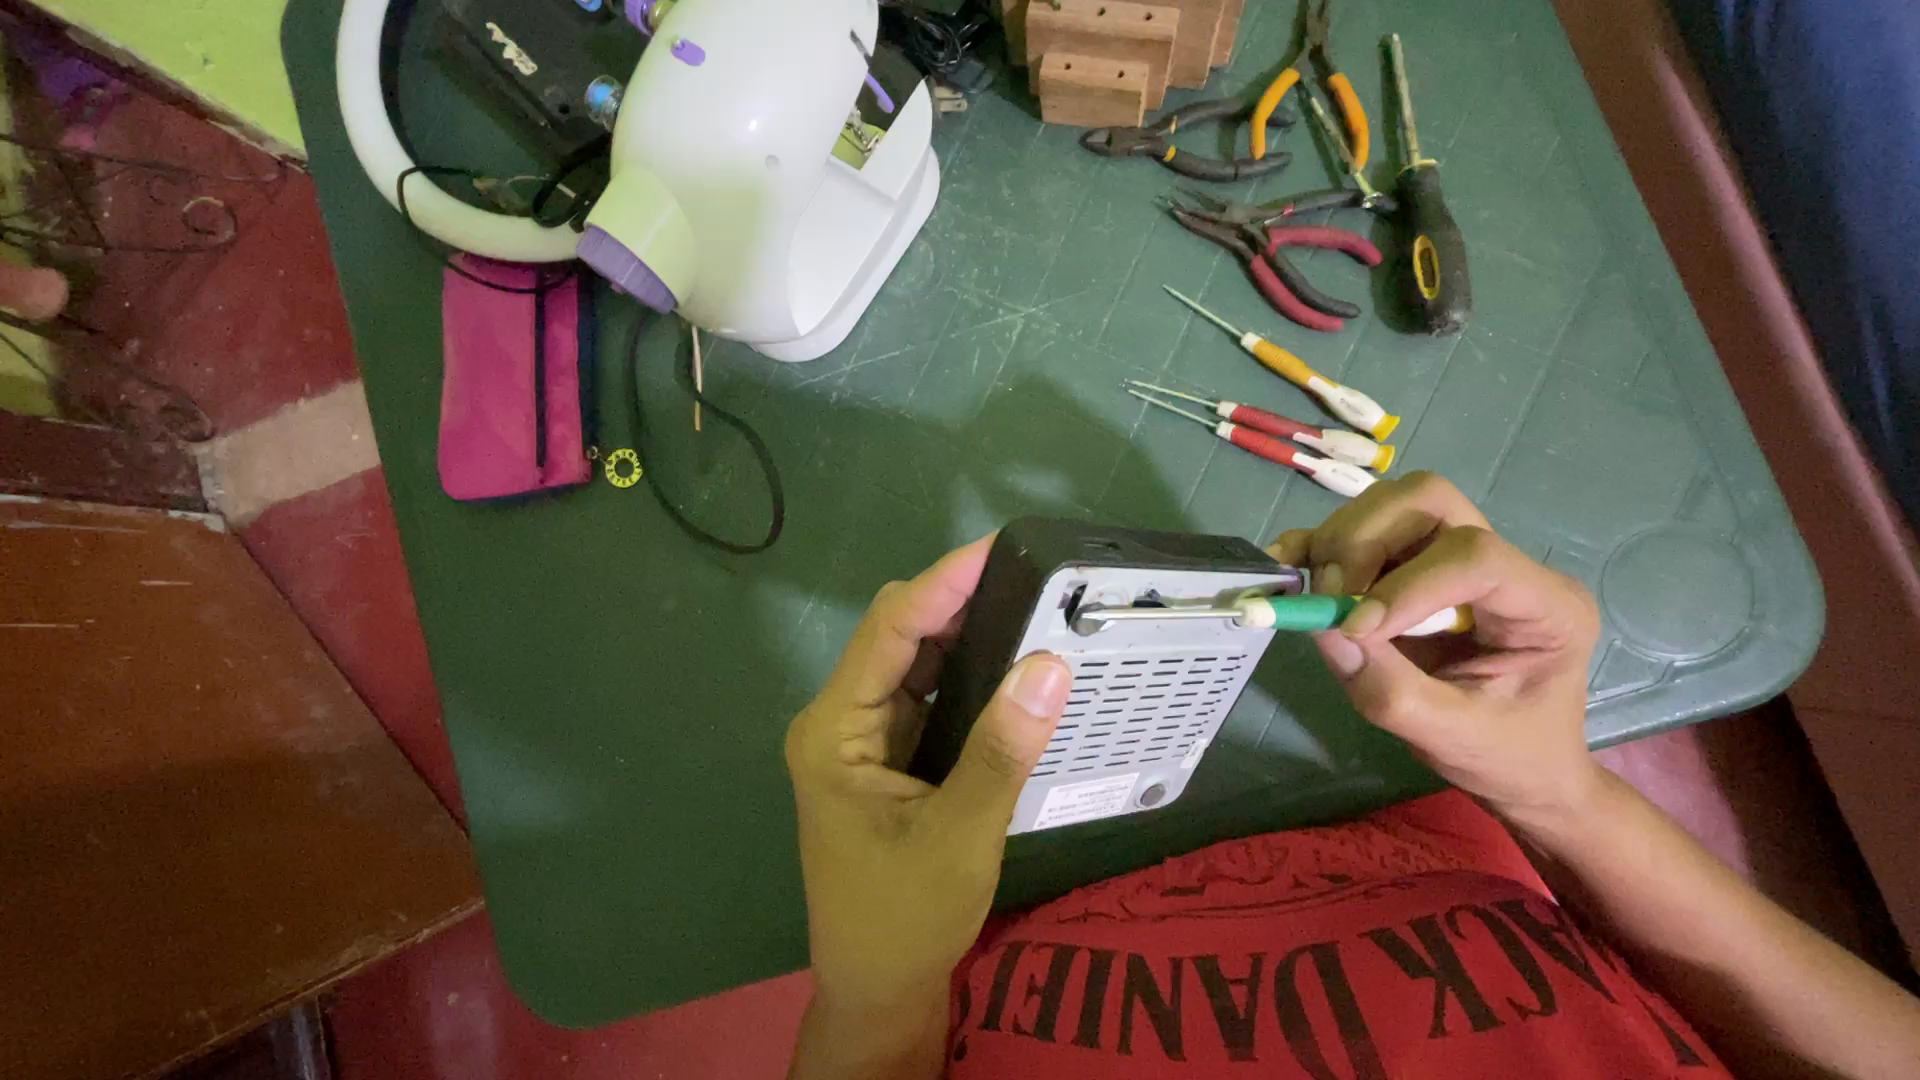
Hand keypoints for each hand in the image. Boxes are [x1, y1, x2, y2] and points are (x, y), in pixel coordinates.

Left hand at [785, 537, 1072, 1014]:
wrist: (879, 984)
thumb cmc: (906, 916)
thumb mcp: (960, 836)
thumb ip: (1002, 750)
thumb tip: (1050, 665)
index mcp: (833, 729)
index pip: (888, 630)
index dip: (942, 583)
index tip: (999, 549)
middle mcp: (840, 719)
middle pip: (896, 634)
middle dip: (957, 600)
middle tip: (1028, 576)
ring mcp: (863, 734)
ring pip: (912, 659)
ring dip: (963, 632)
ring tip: (1027, 604)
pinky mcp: (888, 752)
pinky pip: (925, 692)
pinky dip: (964, 671)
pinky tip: (1006, 657)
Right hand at [1268, 472, 1603, 818]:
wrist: (1515, 765)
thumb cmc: (1504, 753)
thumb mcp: (1452, 736)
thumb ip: (1391, 689)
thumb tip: (1326, 631)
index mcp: (1544, 604)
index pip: (1474, 556)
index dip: (1407, 584)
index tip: (1357, 631)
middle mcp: (1503, 563)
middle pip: (1426, 501)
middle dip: (1365, 541)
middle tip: (1334, 598)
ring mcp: (1451, 556)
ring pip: (1389, 505)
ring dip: (1340, 545)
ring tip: (1323, 600)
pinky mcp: (1410, 564)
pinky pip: (1357, 530)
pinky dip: (1315, 543)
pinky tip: (1287, 562)